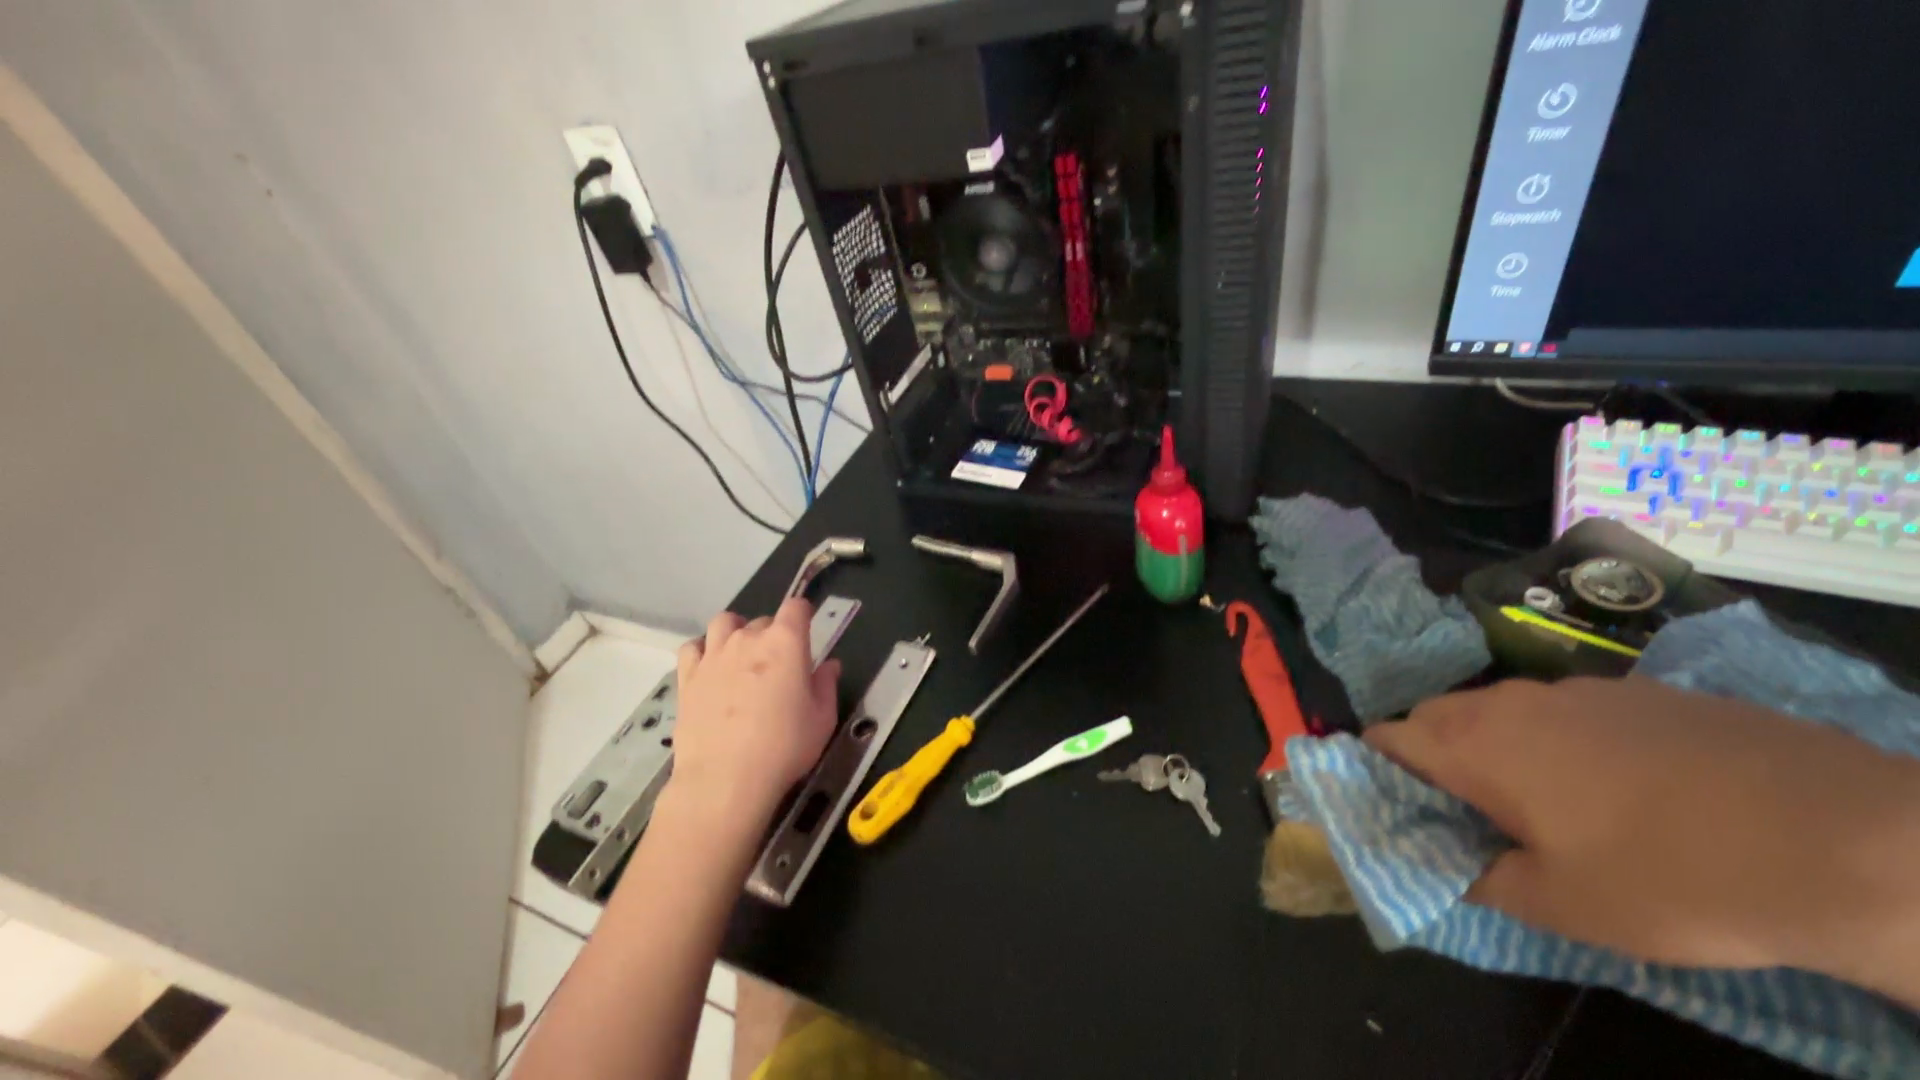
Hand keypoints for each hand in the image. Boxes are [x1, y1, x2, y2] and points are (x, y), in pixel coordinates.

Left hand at [666, 599, 839, 828]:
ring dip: (736, 631)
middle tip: (780, 664)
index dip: (804, 613)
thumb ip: (826, 685)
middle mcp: (747, 639)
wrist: (725, 778)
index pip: (796, 608)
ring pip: (723, 623)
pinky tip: (710, 667)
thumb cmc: (784, 747)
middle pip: (762, 620)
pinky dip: (703, 650)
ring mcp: (713, 656)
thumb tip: (829, 665)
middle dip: (774, 634)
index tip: (808, 625)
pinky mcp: (687, 677)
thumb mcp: (822, 720)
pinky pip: (692, 647)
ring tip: (742, 654)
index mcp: (785, 643)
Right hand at [1364, 676, 1919, 986]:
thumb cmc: (1672, 878)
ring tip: (1537, 806)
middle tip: (1461, 817)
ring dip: (1496, 748)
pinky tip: (1615, 788)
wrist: (1843, 839)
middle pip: (1438, 715)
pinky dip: (1558, 742)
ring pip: (1504, 710)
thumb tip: (1451, 864)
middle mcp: (1514, 702)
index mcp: (1477, 745)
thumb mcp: (1561, 906)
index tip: (1392, 809)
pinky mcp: (1643, 693)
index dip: (1374, 770)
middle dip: (1431, 758)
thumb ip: (1482, 879)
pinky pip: (1567, 712)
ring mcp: (1582, 690)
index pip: (1387, 737)